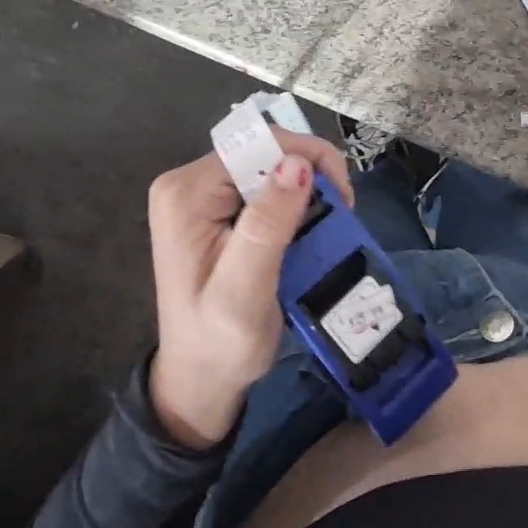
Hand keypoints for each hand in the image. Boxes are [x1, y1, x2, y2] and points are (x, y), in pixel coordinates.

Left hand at [147, 130, 352, 449]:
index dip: (306, 158)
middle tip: (342, 213)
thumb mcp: (245, 289)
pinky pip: (267, 187)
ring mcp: (202, 197)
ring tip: (332, 223)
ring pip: (271, 167)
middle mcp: (189, 184)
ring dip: (308, 190)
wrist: (202, 381)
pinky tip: (311, 228)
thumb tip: (297, 163)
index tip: (341, 197)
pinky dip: (297, 203)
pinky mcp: (218, 211)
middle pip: (266, 151)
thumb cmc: (220, 343)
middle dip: (311, 174)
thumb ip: (267, 225)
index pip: (258, 145)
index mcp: (186, 194)